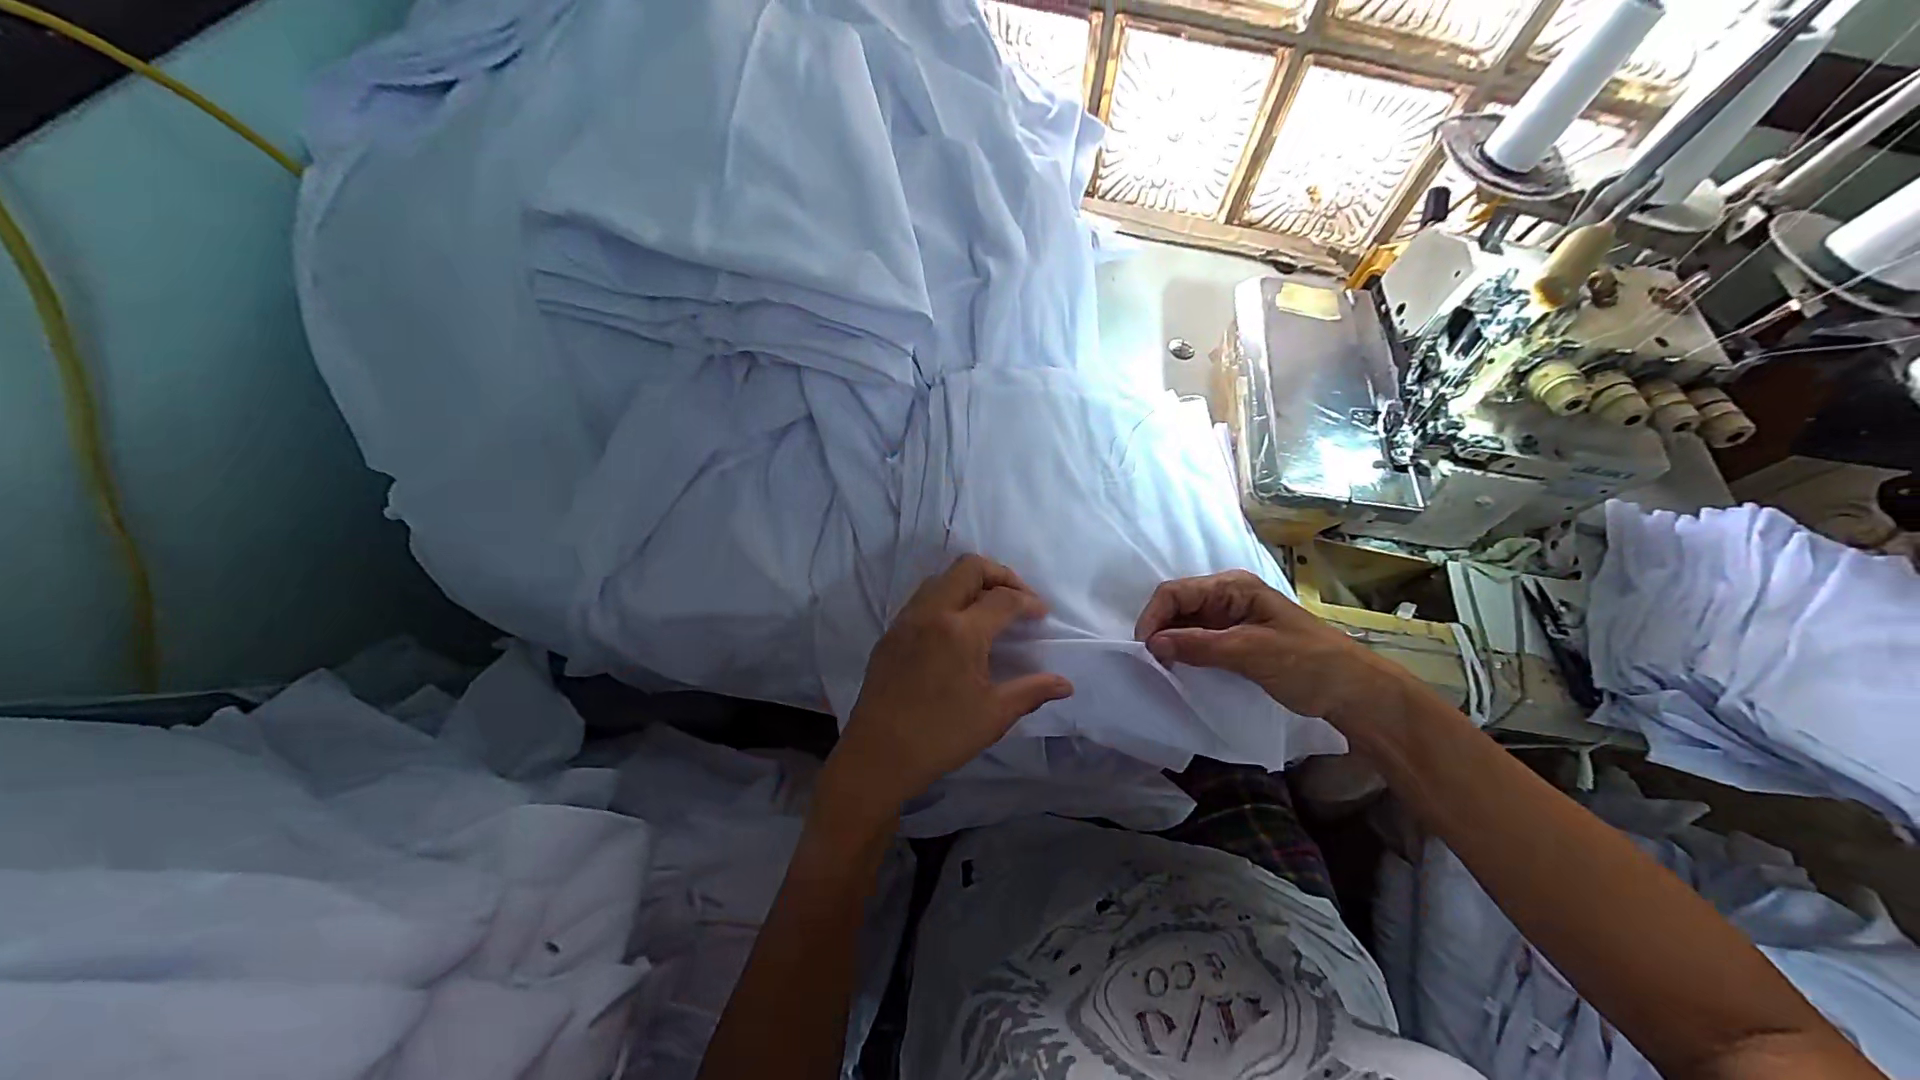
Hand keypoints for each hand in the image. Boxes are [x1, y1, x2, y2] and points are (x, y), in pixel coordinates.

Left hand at [825, 555, 1074, 819]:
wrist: (878, 755)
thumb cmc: (941, 736)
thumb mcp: (994, 715)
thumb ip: (1032, 691)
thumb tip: (1065, 684)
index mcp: (961, 631)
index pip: (1004, 598)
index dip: (1029, 602)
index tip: (1041, 616)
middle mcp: (932, 613)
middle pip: (969, 568)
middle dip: (1001, 575)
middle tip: (1019, 598)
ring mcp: (906, 621)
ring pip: (941, 578)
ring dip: (970, 582)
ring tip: (989, 609)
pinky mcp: (890, 633)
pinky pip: (922, 598)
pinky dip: (946, 598)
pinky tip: (956, 627)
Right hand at [1134, 569, 1421, 728]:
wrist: (1352, 692)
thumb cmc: (1309, 663)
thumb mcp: (1253, 652)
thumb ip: (1201, 646)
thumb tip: (1153, 644)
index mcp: (1234, 588)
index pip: (1177, 592)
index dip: (1154, 616)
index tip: (1143, 648)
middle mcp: (1227, 598)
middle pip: (1177, 606)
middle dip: (1158, 629)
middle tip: (1148, 661)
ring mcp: (1230, 620)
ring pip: (1183, 624)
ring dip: (1168, 642)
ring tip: (1158, 667)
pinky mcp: (1233, 642)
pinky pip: (1196, 642)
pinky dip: (1182, 653)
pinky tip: (1176, 669)